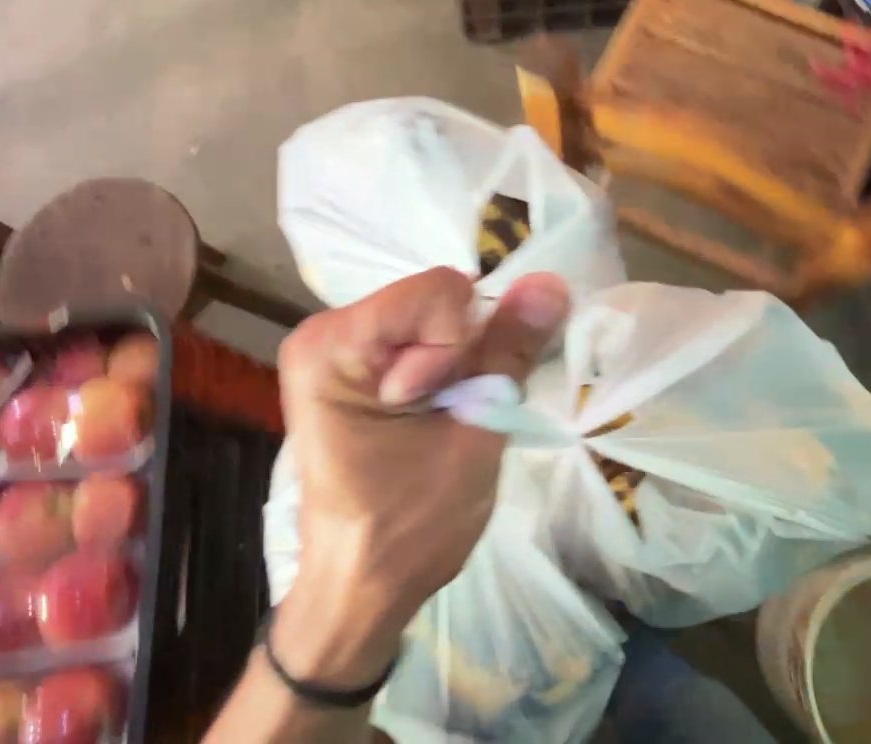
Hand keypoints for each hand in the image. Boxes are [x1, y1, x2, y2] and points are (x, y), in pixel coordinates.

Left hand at [272, 267, 569, 687]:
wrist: (361, 588)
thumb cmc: (409, 527)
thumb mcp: (473, 436)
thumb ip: (509, 352)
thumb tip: (548, 282)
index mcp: (332, 344)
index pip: (439, 290)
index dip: (460, 346)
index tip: (436, 405)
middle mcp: (322, 329)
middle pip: (434, 300)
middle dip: (459, 354)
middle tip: (442, 417)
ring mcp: (331, 345)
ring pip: (435, 317)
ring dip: (455, 365)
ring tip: (436, 421)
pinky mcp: (349, 363)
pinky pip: (420, 336)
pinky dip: (441, 369)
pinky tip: (432, 412)